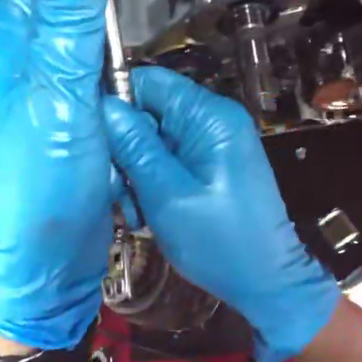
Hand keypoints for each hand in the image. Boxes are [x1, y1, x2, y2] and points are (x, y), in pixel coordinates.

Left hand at [0, 0, 113, 351]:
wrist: (45, 260)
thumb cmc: (38, 188)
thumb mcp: (58, 92)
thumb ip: (67, 12)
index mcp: (4, 42)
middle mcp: (18, 55)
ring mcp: (44, 81)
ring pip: (64, 14)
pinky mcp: (69, 107)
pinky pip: (83, 53)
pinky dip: (100, 33)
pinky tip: (113, 28)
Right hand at [100, 66, 339, 361]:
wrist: (266, 280)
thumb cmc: (219, 240)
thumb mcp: (168, 195)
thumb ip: (134, 146)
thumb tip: (103, 104)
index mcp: (211, 116)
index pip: (150, 81)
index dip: (116, 104)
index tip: (95, 141)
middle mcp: (215, 120)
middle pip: (150, 111)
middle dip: (126, 149)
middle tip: (119, 192)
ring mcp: (215, 143)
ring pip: (155, 140)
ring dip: (136, 173)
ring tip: (136, 212)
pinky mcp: (212, 166)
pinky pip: (171, 160)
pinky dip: (154, 184)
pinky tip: (148, 214)